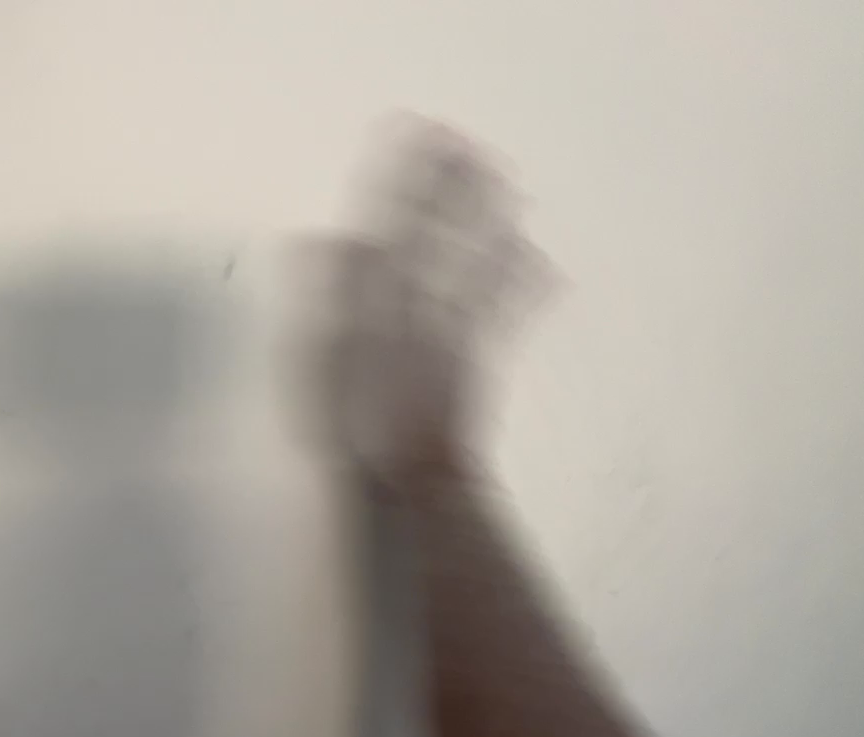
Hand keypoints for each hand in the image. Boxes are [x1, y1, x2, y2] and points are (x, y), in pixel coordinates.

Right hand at [307, 120, 547, 493]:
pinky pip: (510, 310)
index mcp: (386, 302)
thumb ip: (326, 296)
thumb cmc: (359, 423)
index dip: (401, 178)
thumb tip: (319, 239)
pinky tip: (544, 261)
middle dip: (452, 183)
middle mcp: (429, 305)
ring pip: (480, 258)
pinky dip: (527, 280)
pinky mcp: (480, 358)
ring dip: (491, 216)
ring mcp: (460, 330)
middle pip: (443, 232)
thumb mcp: (320, 363)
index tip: (409, 135)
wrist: (415, 474)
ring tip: (503, 177)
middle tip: (461, 138)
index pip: (394, 225)